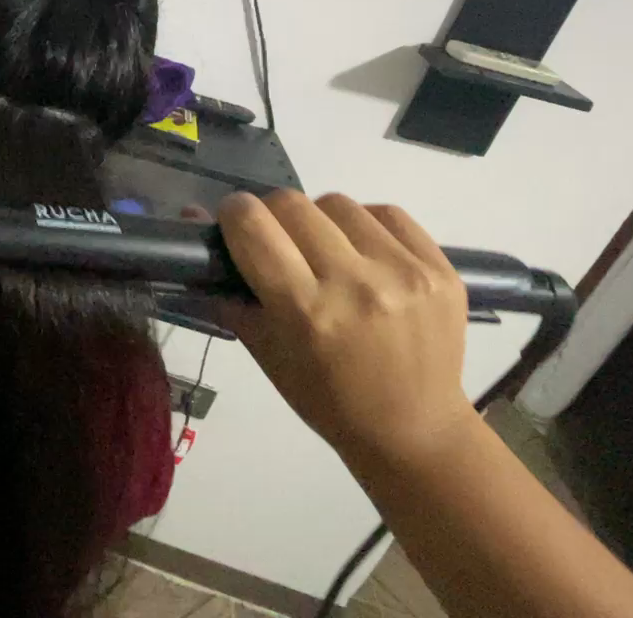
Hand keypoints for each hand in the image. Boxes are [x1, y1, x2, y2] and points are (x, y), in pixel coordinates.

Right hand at [214, 190, 477, 468]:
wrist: (414, 429)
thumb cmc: (323, 396)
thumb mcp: (262, 349)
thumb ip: (226, 285)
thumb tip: (192, 217)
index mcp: (305, 310)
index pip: (252, 224)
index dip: (233, 214)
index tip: (233, 223)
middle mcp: (355, 285)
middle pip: (291, 203)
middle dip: (272, 214)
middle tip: (276, 240)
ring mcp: (404, 274)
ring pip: (337, 203)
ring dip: (320, 220)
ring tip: (326, 252)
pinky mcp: (440, 269)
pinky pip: (386, 213)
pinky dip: (365, 225)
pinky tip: (364, 255)